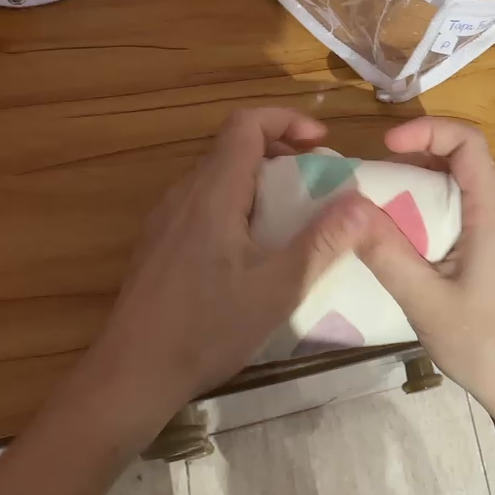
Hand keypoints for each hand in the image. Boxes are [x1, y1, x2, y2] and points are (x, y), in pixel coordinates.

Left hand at [93, 108, 371, 403]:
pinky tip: (255, 247)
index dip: (287, 120)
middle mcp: (185, 194)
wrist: (131, 375)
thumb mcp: (277, 290)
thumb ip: (321, 242)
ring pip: (218, 175)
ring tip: (295, 213)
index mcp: (213, 193)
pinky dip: (238, 202)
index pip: (246, 124)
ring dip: (261, 179)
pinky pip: (204, 201)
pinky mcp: (159, 241)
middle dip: (282, 151)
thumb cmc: (207, 330)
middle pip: (233, 146)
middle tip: (319, 182)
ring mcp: (166, 218)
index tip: (322, 143)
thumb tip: (362, 203)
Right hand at [353, 118, 494, 431]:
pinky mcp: (481, 252)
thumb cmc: (480, 342)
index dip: (429, 130)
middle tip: (369, 172)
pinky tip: (391, 232)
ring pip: (454, 185)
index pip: (469, 143)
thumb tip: (347, 207)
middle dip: (414, 153)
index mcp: (490, 214)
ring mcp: (490, 233)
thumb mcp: (424, 299)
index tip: (387, 146)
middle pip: (460, 158)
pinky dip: (420, 207)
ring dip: (414, 181)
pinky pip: (451, 212)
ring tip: (372, 198)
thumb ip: (386, 252)